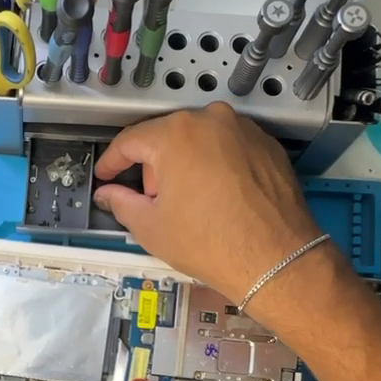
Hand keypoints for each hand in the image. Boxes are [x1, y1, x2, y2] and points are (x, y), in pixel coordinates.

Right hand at [93, 103, 337, 301]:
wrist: (274, 259)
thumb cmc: (213, 243)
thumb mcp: (151, 227)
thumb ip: (122, 203)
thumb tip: (110, 195)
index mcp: (176, 135)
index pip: (130, 140)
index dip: (112, 161)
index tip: (107, 175)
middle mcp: (211, 121)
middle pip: (166, 137)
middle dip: (155, 168)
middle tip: (154, 203)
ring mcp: (243, 129)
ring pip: (199, 140)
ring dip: (186, 165)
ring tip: (190, 204)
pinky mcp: (266, 145)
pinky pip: (228, 148)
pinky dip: (216, 166)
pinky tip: (217, 199)